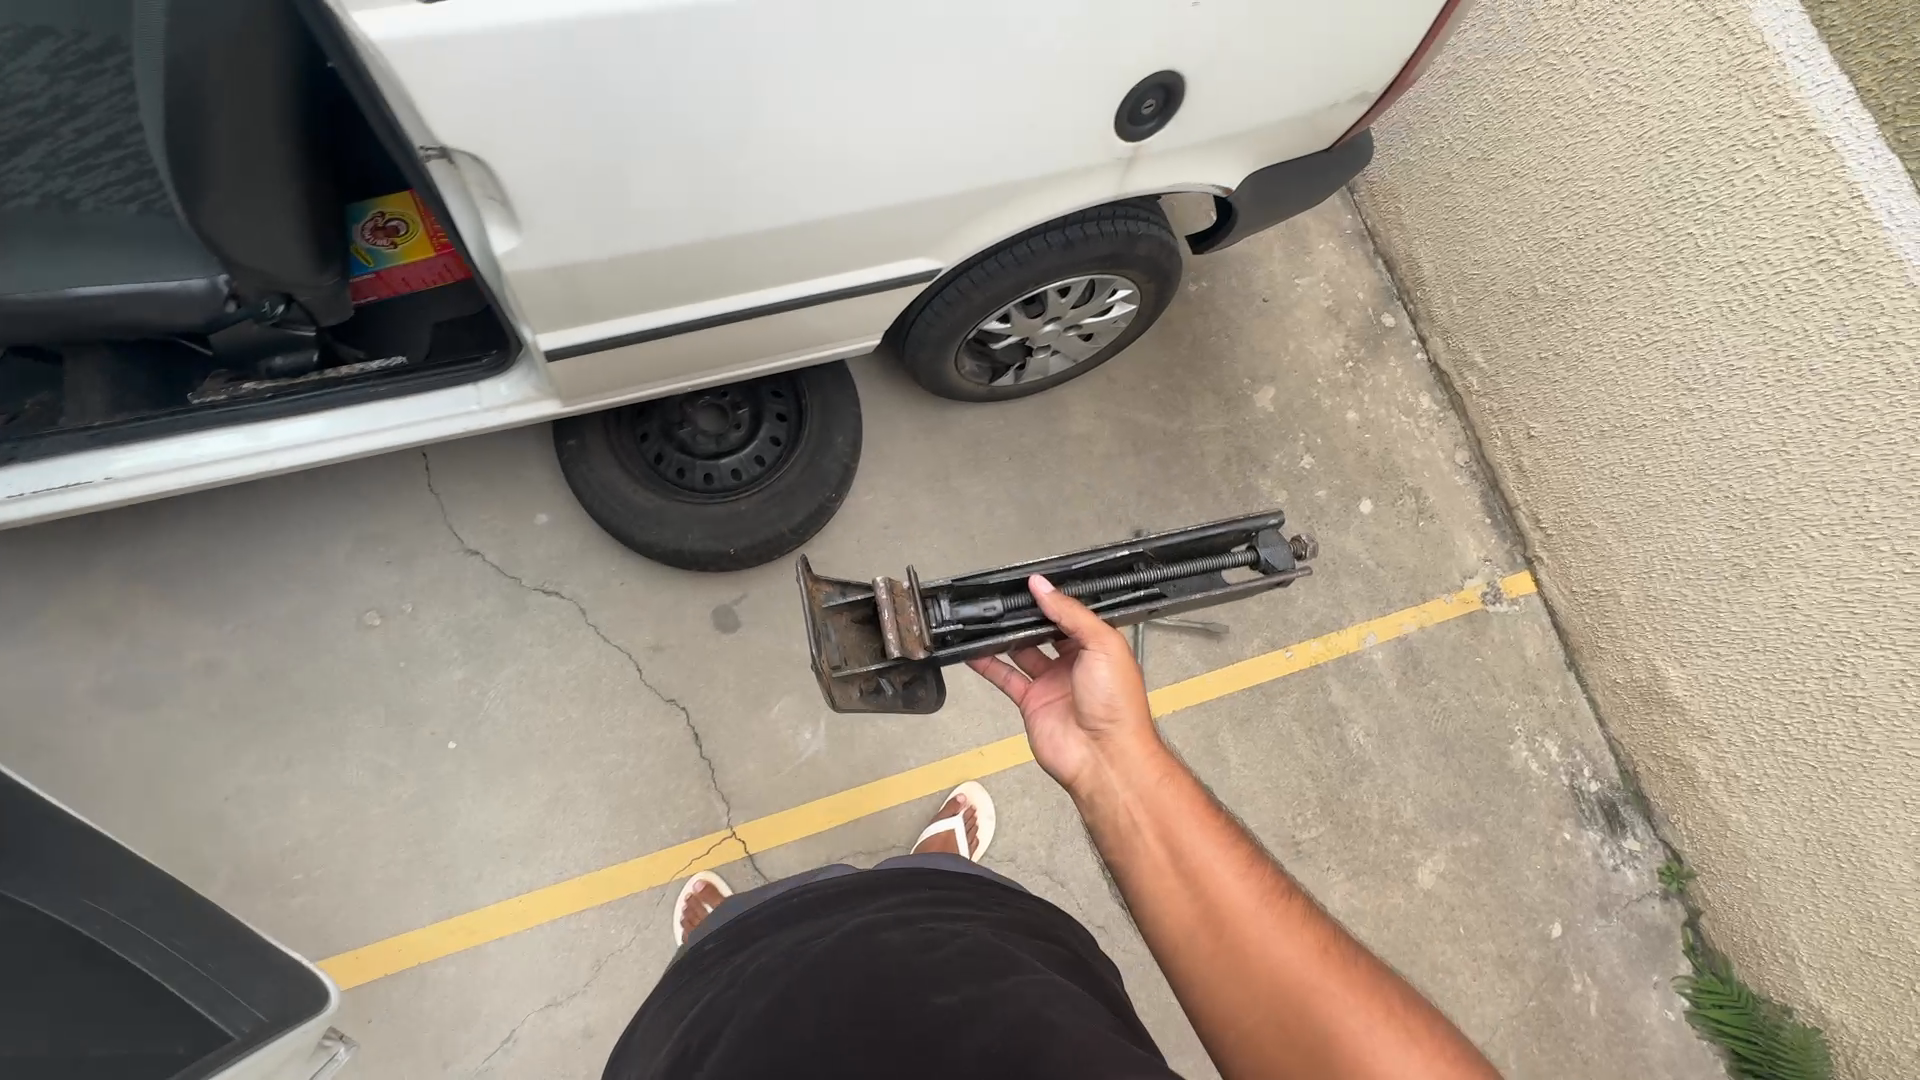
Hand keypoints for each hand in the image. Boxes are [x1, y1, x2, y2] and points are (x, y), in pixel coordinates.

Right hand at [966, 575, 1159, 796]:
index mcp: (1098, 646)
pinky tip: (974, 651)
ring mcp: (1052, 683)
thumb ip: (1070, 613)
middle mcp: (1075, 663)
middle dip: (1025, 616)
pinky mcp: (1032, 702)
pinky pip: (1006, 678)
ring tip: (984, 618)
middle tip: (1003, 599)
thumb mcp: (1101, 644)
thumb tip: (1044, 587)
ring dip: (1004, 637)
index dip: (1051, 599)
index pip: (1070, 614)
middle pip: (1043, 631)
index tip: (1029, 585)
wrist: (1104, 756)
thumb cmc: (1118, 705)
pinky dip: (988, 664)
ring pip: (1021, 652)